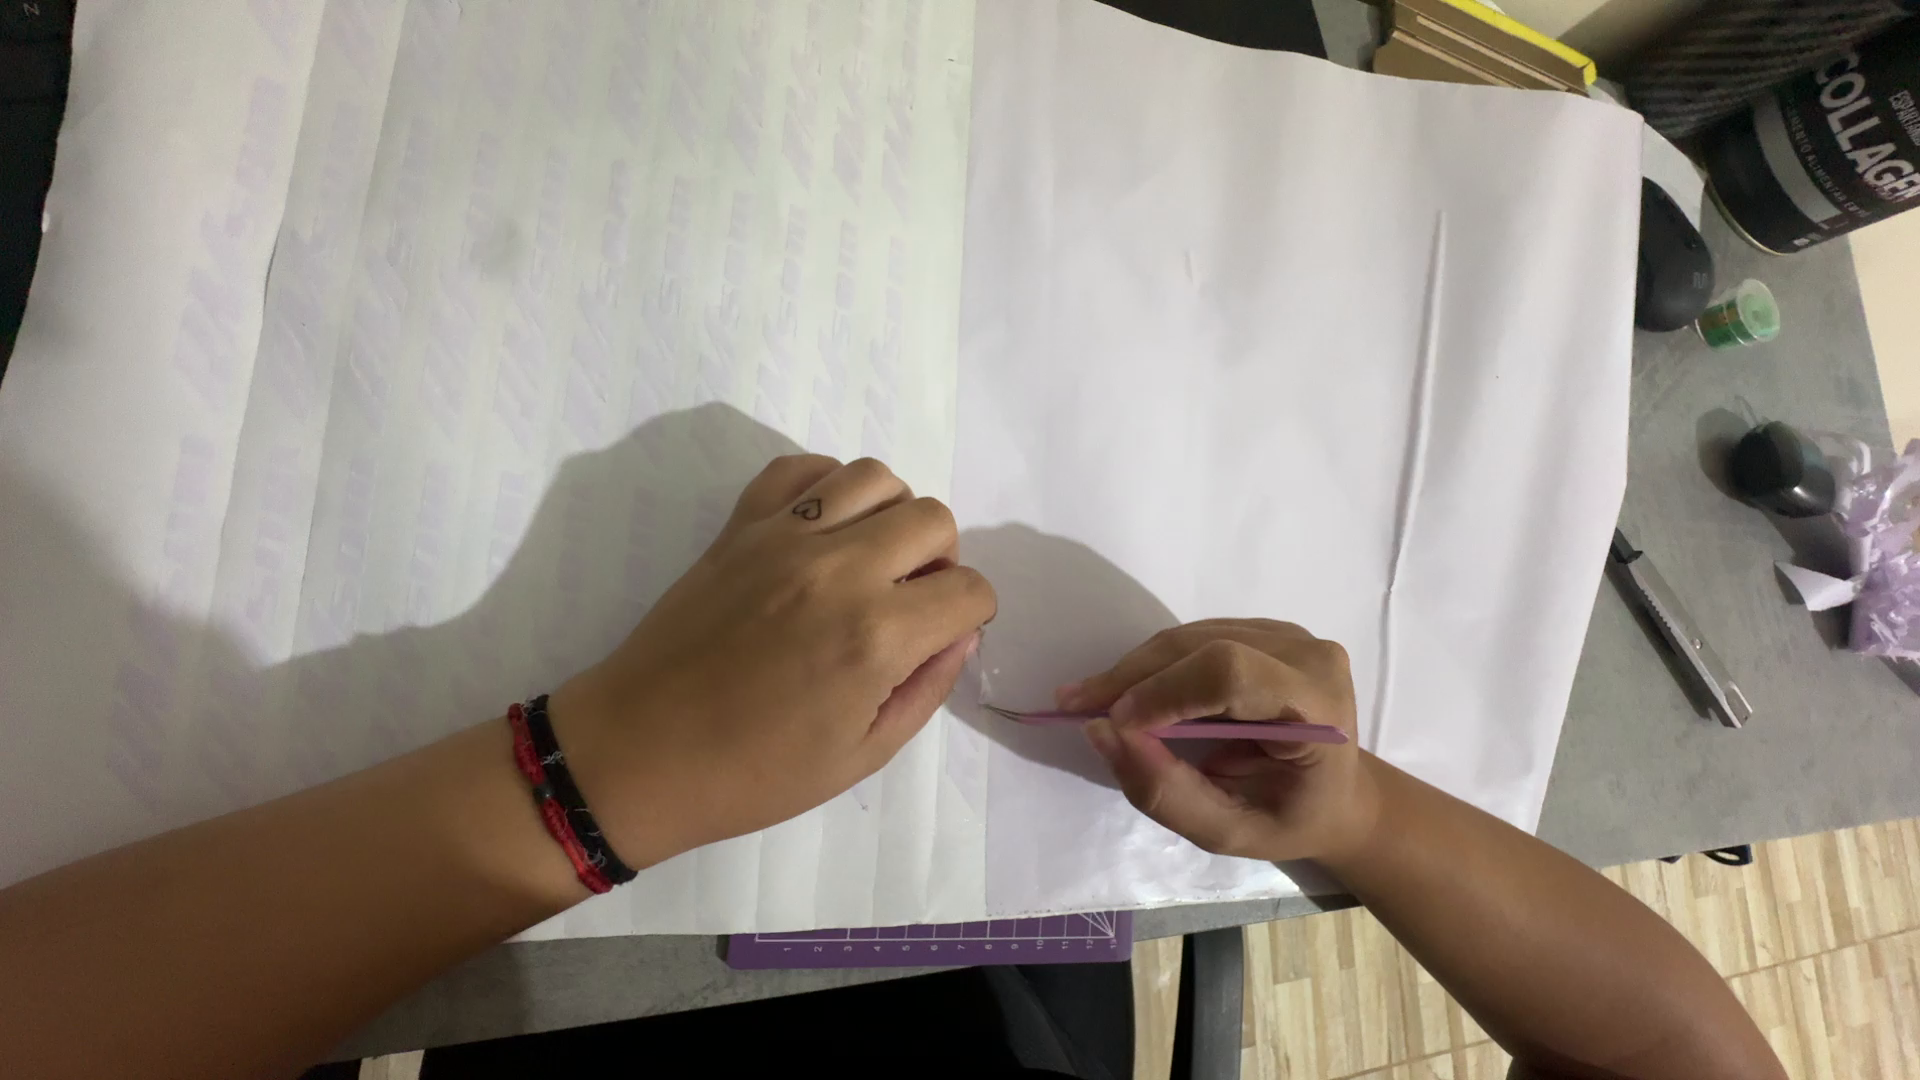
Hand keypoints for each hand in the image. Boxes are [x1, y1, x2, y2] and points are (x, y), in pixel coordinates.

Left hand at [548, 455, 996, 868]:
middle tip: (911, 598)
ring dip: (893, 514)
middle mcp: (840, 570)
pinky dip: (828, 486)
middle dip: (943, 560)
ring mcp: (786, 537)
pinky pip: (801, 468)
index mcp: (877, 636)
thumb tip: (960, 632)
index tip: (945, 634)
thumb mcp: (865, 754)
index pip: (969, 590)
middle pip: (934, 519)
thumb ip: (929, 687)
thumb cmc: (757, 771)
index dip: (972, 614)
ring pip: (876, 477)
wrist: (641, 751)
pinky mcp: (742, 524)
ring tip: (871, 557)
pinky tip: (824, 528)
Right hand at [1061, 619, 1378, 863]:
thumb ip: (1166, 792)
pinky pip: (1189, 638)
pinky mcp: (1261, 630)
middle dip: (1131, 679)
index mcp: (1318, 709)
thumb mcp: (1230, 831)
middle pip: (1199, 648)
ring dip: (1133, 670)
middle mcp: (1307, 656)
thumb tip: (1101, 733)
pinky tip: (1130, 693)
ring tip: (1093, 701)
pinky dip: (1150, 665)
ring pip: (1185, 638)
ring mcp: (1286, 635)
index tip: (1113, 724)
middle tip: (1075, 705)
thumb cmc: (1291, 819)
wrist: (1337, 792)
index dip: (1165, 692)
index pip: (1231, 675)